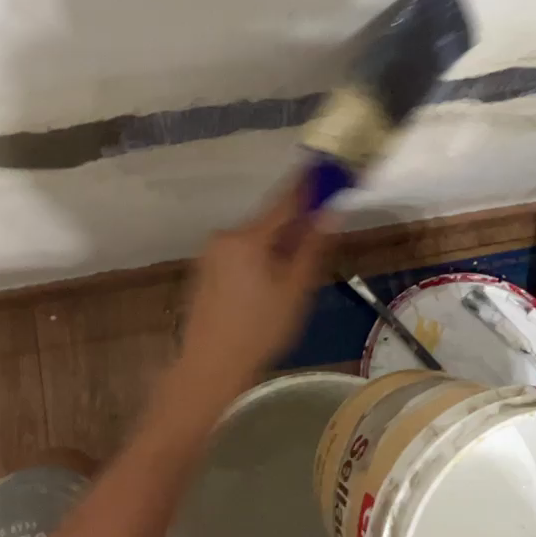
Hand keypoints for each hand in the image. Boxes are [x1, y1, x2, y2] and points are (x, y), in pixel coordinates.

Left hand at [171, 181, 332, 393]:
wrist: (210, 366)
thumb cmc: (260, 331)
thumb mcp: (295, 290)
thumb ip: (312, 246)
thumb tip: (332, 213)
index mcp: (249, 237)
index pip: (286, 200)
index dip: (310, 185)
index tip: (328, 170)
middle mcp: (225, 236)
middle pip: (269, 221)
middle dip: (294, 226)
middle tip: (319, 240)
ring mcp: (210, 252)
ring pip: (254, 239)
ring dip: (275, 246)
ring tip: (290, 278)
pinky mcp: (203, 268)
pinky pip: (238, 252)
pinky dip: (256, 259)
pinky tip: (264, 288)